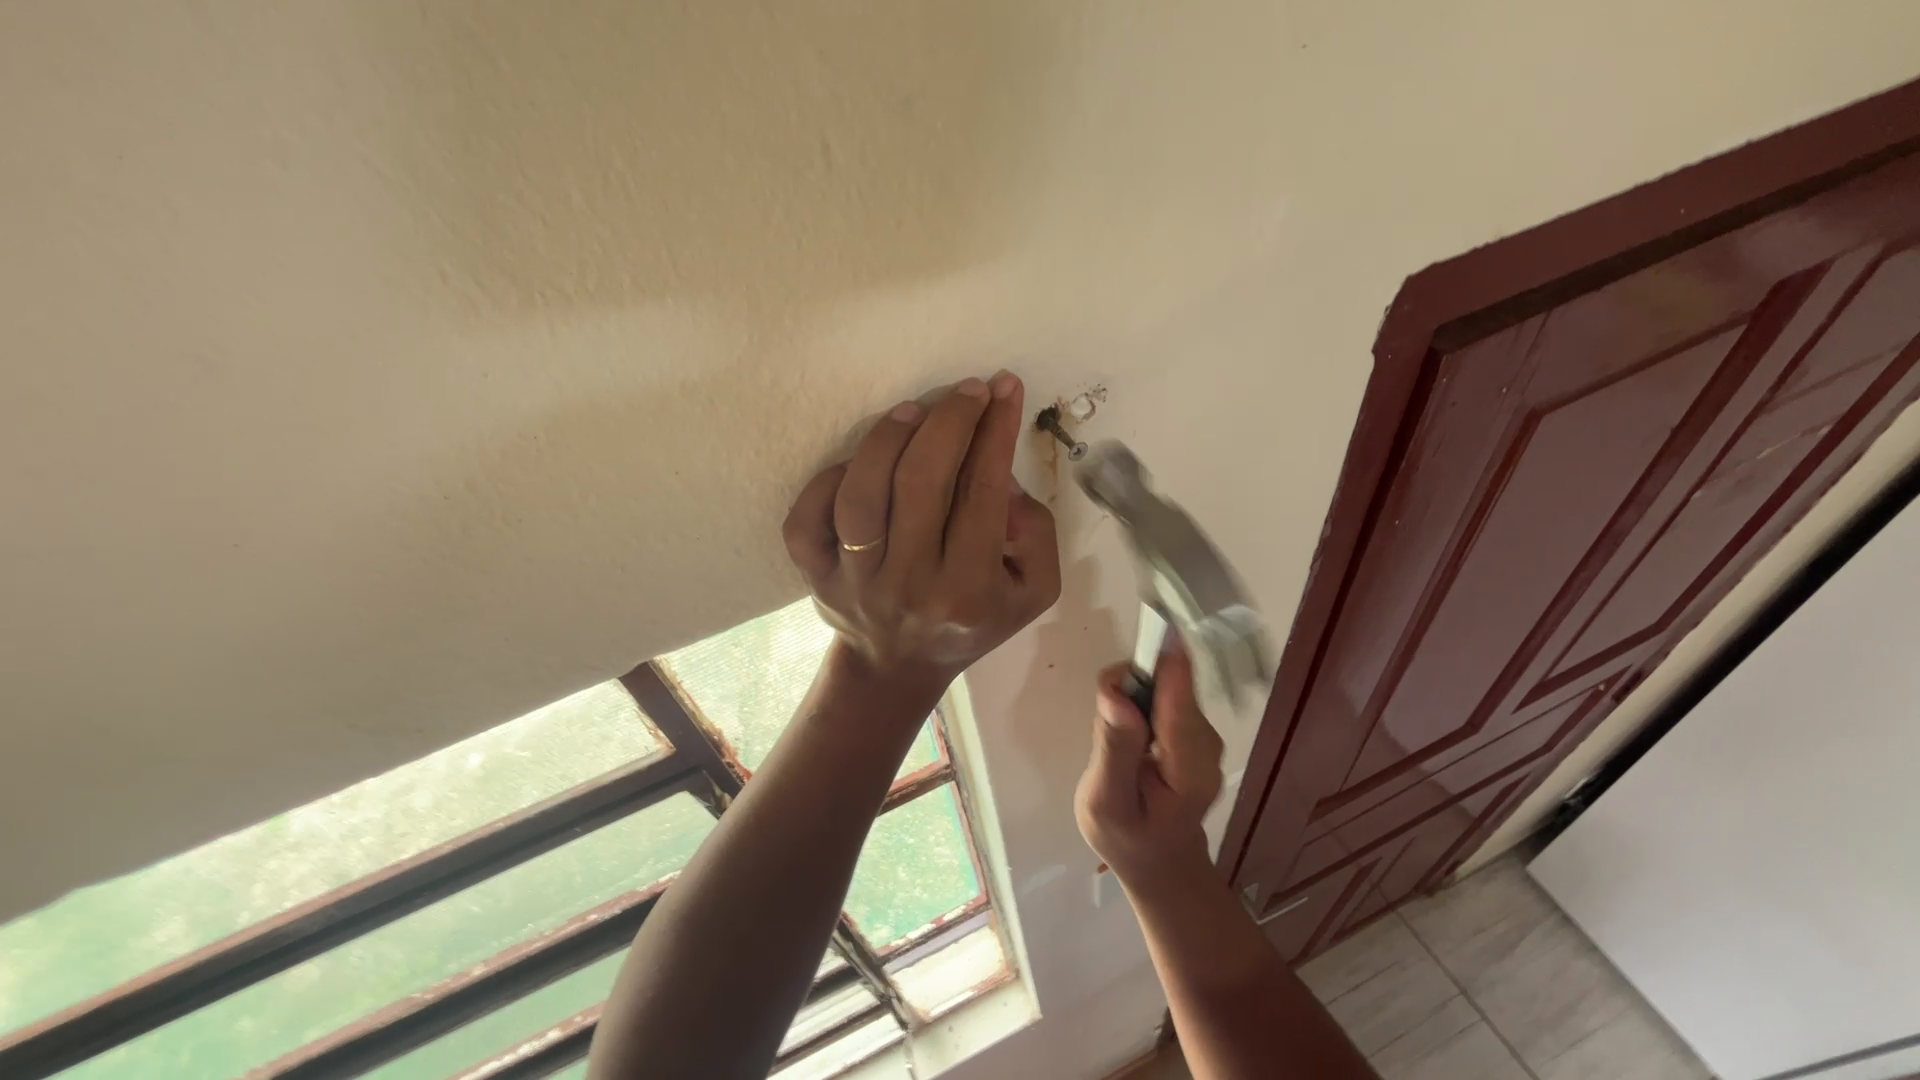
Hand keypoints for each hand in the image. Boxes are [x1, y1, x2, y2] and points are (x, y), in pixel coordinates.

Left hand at [781, 372, 1061, 696]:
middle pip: (920, 483)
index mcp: (968, 589)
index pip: (982, 492)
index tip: (1004, 389)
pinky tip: (858, 465)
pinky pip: (805, 521)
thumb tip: (999, 475)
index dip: (995, 432)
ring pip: (860, 495)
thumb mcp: (1031, 590)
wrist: (898, 669)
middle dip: (949, 421)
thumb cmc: (971, 621)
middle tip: (967, 391)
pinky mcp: (816, 576)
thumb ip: (1034, 533)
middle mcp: (909, 585)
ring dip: (887, 440)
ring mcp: (855, 582)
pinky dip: (825, 482)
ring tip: (913, 411)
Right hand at [1074, 642, 1225, 885]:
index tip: (1143, 634)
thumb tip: (1116, 693)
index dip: (1160, 658)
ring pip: (1161, 687)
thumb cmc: (1129, 840)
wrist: (1161, 864)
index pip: (1178, 693)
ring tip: (1114, 745)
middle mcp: (1206, 740)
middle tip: (1103, 723)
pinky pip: (1161, 698)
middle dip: (1129, 688)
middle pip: (1167, 683)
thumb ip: (1113, 748)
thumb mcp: (1106, 803)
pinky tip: (1129, 744)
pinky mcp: (1193, 730)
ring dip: (1130, 700)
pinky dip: (1138, 708)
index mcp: (1190, 763)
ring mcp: (1202, 734)